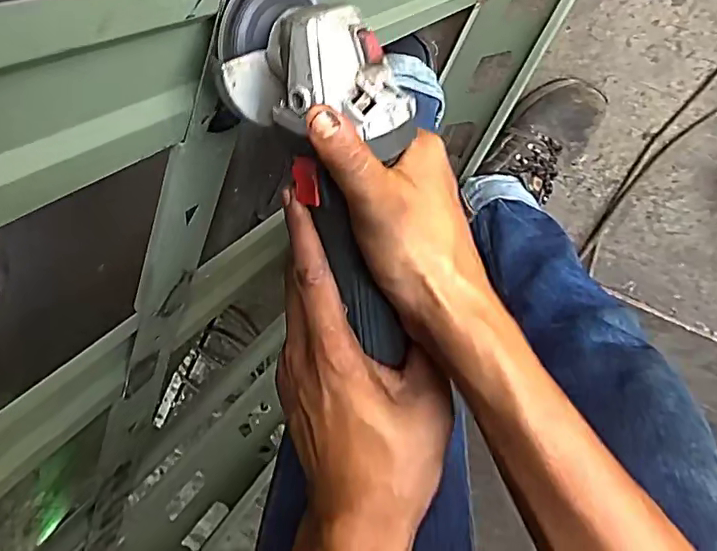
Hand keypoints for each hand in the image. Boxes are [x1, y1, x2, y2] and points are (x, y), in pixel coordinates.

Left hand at [278, 184, 452, 549]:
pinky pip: (293, 330)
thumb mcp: (426, 407)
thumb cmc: (389, 471)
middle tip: (302, 206)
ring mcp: (292, 370)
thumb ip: (423, 355)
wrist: (356, 515)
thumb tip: (422, 321)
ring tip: (312, 243)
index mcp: (332, 353)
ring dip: (300, 271)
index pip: (311, 277)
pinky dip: (303, 304)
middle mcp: (303, 355)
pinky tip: (320, 304)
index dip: (304, 234)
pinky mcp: (291, 384)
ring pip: (290, 305)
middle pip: (293, 283)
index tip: (296, 202)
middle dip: (298, 241)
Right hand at [305, 106, 493, 337]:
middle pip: (348, 144)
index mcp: (418, 147)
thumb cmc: (430, 262)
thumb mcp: (374, 196)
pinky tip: (333, 218)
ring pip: (346, 173)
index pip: (361, 114)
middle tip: (312, 178)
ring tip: (321, 200)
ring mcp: (398, 193)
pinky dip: (335, 206)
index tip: (304, 132)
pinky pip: (350, 198)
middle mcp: (411, 166)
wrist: (444, 317)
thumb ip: (345, 154)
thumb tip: (320, 116)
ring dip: (327, 187)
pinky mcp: (387, 217)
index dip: (329, 124)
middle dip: (323, 162)